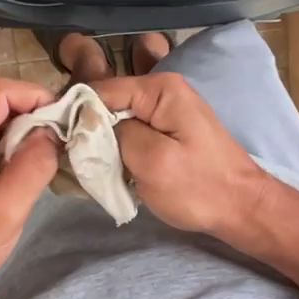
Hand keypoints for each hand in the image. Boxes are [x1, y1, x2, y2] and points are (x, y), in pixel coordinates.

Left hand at [0, 78, 59, 298]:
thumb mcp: (4, 212)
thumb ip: (32, 167)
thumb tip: (52, 133)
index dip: (35, 96)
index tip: (65, 120)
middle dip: (32, 115)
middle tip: (61, 142)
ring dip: (21, 133)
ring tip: (47, 159)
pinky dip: (8, 148)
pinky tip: (23, 171)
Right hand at [91, 72, 274, 238]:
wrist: (243, 209)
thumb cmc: (200, 188)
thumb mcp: (151, 161)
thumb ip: (115, 134)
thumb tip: (89, 124)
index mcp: (160, 89)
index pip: (100, 90)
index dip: (75, 114)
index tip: (56, 141)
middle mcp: (162, 91)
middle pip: (108, 103)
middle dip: (89, 129)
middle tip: (74, 160)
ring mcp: (167, 110)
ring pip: (117, 120)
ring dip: (104, 143)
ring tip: (89, 167)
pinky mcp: (168, 130)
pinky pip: (132, 132)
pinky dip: (120, 149)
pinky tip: (113, 169)